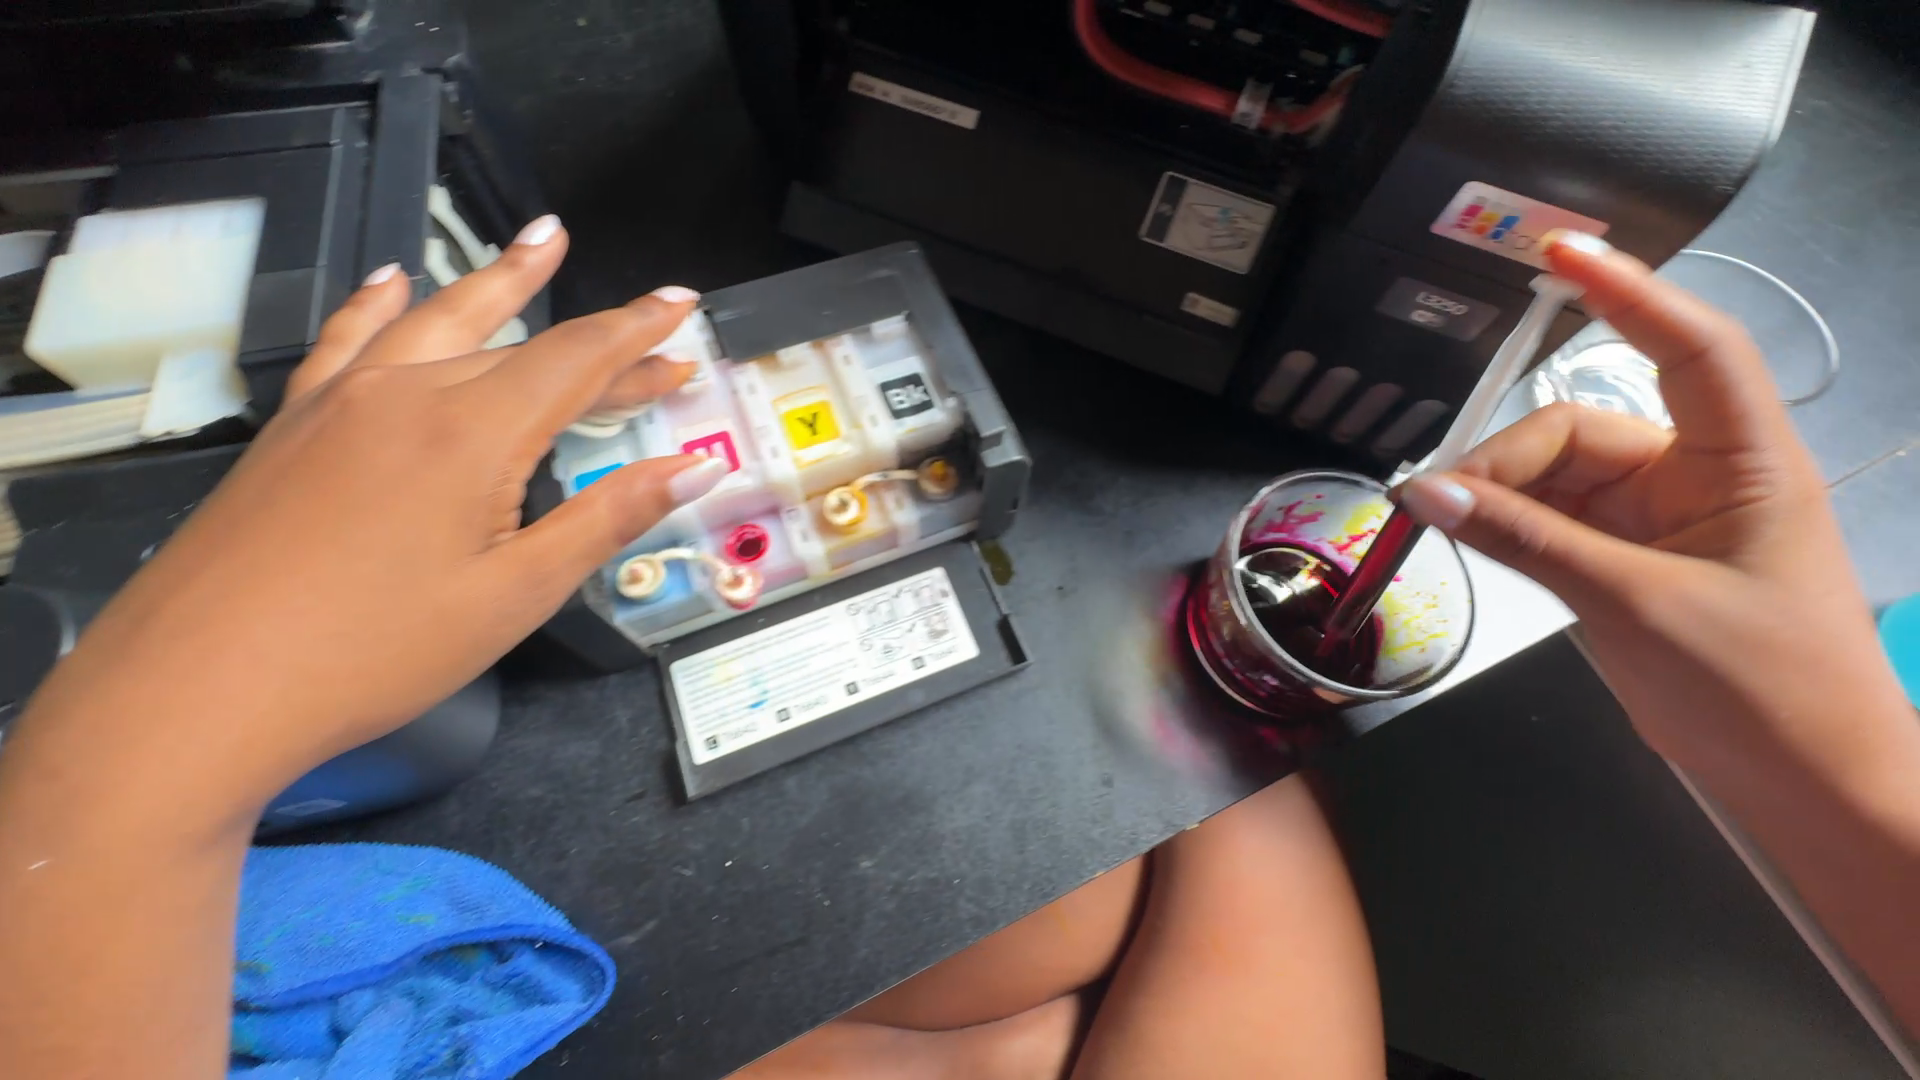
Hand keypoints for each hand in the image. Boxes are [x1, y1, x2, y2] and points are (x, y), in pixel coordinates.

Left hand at [7, 215, 731, 825]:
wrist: (199, 692)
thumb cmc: (382, 648)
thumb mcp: (521, 590)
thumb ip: (612, 516)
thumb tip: (696, 467)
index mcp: (474, 433)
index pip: (578, 359)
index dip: (638, 330)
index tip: (682, 303)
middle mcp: (409, 394)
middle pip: (527, 347)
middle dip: (605, 343)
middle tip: (661, 336)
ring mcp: (342, 402)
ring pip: (440, 320)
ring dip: (500, 280)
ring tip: (543, 238)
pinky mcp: (296, 426)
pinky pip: (348, 340)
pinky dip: (382, 304)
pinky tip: (394, 280)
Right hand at [1394, 234, 1911, 792]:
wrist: (1794, 777)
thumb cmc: (1758, 684)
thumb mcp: (1632, 601)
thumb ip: (1523, 540)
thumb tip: (1423, 492)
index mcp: (1740, 463)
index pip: (1688, 351)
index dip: (1628, 296)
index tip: (1560, 254)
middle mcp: (1689, 476)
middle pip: (1572, 432)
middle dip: (1499, 464)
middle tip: (1432, 507)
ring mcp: (1645, 518)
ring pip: (1543, 479)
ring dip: (1489, 500)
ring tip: (1439, 530)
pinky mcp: (1612, 555)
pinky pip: (1538, 521)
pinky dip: (1497, 528)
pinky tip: (1464, 540)